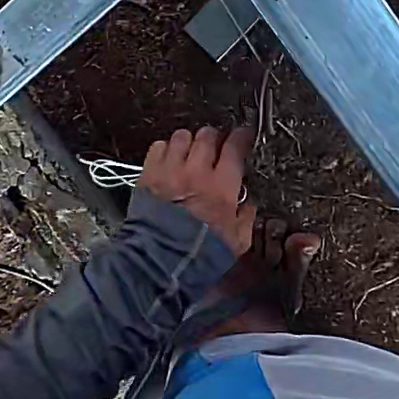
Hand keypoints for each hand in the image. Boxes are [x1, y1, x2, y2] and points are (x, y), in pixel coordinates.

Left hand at [141, 127, 256, 256]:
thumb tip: (249, 203)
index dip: (242, 136)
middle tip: (215, 148)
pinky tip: (170, 162)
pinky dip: (166, 150)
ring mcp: (170, 170)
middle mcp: (197, 171)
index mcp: (222, 186)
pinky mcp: (149, 174)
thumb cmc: (200, 254)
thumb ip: (246, 217)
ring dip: (189, 142)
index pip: (235, 147)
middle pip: (208, 135)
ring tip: (190, 154)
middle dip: (214, 139)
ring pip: (183, 136)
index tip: (243, 135)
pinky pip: (159, 146)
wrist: (158, 263)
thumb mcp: (237, 241)